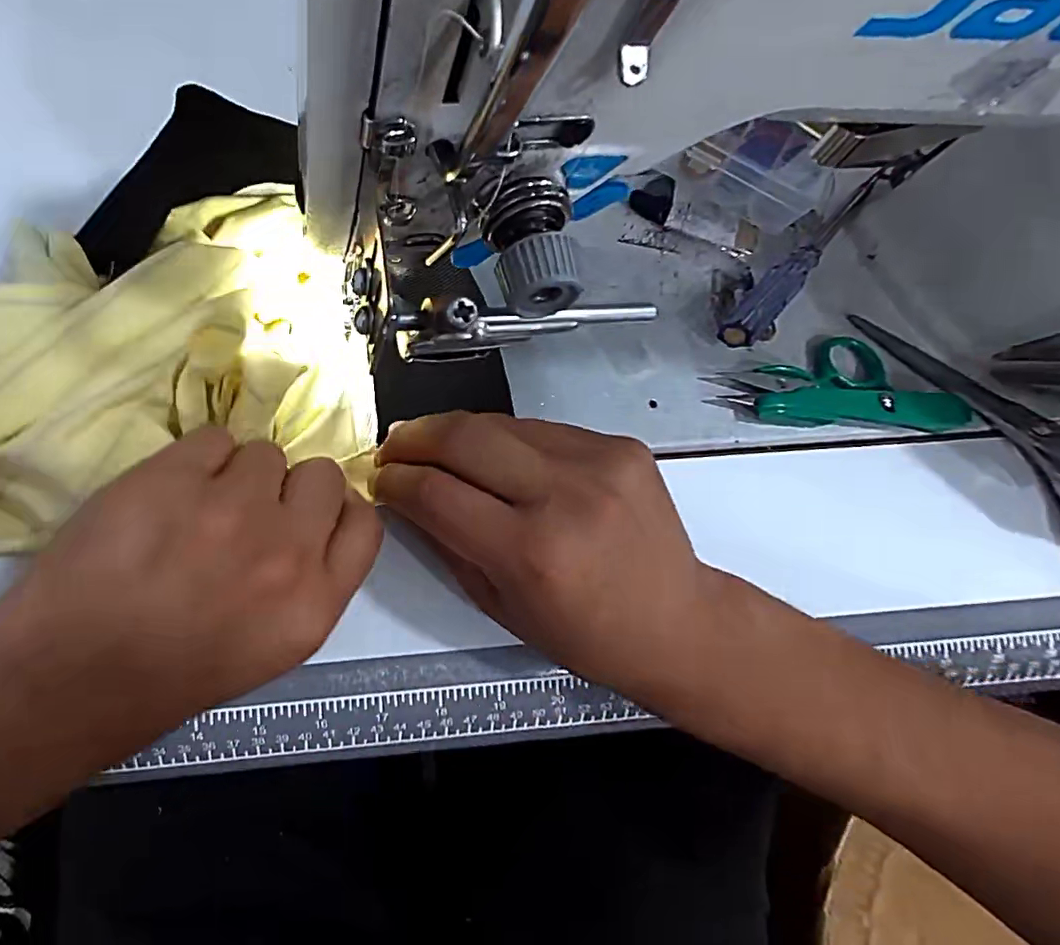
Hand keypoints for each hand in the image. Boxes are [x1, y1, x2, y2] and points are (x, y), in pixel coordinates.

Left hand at [0, 427, 381, 847]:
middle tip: (245, 511)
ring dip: (236, 475)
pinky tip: (164, 497)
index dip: (335, 509)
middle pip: (323, 475)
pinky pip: (214, 438)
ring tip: (192, 511)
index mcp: (314, 606)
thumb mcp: (267, 646)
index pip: (365, 523)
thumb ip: (303, 582)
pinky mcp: (176, 477)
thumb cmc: (167, 671)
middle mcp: (287, 553)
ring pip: (264, 452)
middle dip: (289, 487)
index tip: (304, 512)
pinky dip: (195, 460)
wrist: (68, 674)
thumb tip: (306, 520)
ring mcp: (232, 510)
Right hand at [375, 412, 737, 695]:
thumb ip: (447, 544)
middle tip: (393, 447)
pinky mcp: (618, 445)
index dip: (396, 481)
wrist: (680, 623)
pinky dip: (503, 438)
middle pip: (462, 440)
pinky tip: (492, 455)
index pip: (436, 493)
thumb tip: (407, 497)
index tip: (380, 478)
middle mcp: (565, 497)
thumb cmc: (585, 635)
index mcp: (530, 552)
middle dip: (414, 438)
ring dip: (454, 431)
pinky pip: (538, 429)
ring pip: (498, 423)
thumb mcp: (498, 605)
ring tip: (432, 443)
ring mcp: (598, 463)